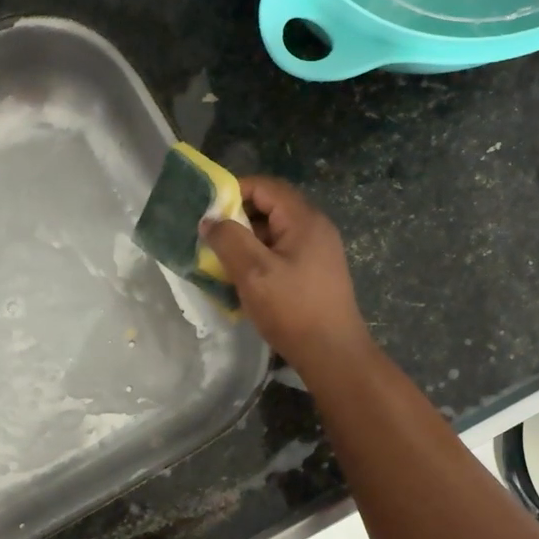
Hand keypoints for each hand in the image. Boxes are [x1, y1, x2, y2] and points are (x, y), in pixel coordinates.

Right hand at [202, 177, 372, 369]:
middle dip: (237, 220)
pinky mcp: (314, 273)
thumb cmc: (292, 309)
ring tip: (220, 263)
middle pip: (270, 209)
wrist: (331, 352)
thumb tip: (209, 221)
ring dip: (246, 243)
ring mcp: (317, 251)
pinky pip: (280, 254)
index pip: (266, 187)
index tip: (206, 211)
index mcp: (303, 219)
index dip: (234, 191)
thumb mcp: (253, 272)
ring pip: (274, 234)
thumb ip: (229, 240)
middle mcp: (314, 228)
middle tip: (210, 239)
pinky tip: (243, 281)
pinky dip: (259, 260)